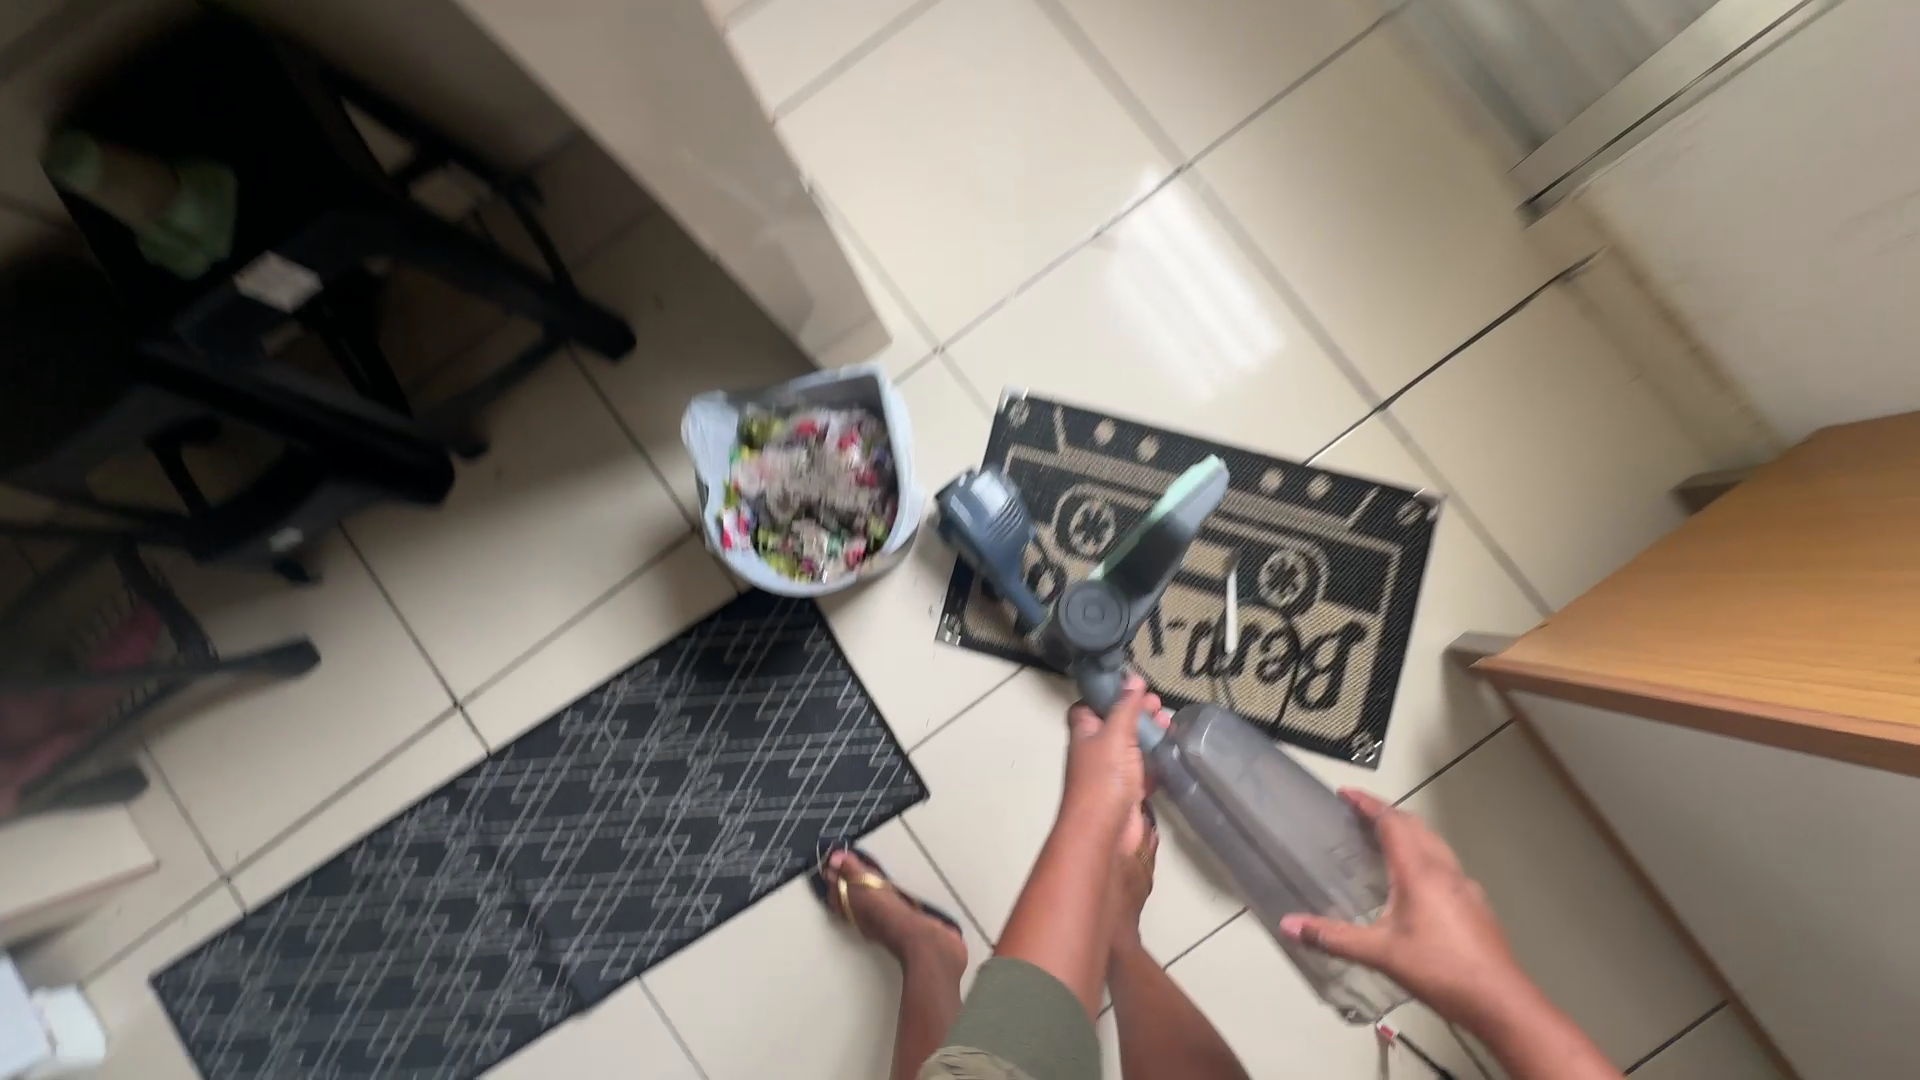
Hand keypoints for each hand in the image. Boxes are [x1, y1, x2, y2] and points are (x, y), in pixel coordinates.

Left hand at [1063, 673, 1168, 850]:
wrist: (1107, 833)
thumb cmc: (1104, 777)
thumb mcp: (1115, 734)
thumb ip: (1125, 707)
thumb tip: (1132, 677)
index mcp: (1084, 732)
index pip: (1090, 705)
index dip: (1108, 694)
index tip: (1132, 686)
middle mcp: (1096, 750)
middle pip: (1115, 724)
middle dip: (1136, 713)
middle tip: (1159, 706)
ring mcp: (1113, 772)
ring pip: (1132, 747)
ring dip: (1149, 735)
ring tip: (1170, 725)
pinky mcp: (1131, 792)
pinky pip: (1145, 771)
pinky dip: (1157, 761)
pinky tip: (1173, 752)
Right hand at [1279, 789, 1534, 1029]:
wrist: (1503, 1004)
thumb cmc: (1440, 970)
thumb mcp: (1380, 954)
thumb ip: (1333, 937)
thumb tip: (1288, 925)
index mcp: (1418, 872)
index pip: (1391, 822)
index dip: (1367, 803)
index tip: (1345, 793)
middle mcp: (1444, 870)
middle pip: (1415, 825)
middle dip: (1386, 811)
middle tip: (1359, 811)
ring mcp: (1465, 887)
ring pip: (1434, 843)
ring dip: (1408, 830)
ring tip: (1383, 837)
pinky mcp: (1477, 904)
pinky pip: (1445, 863)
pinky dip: (1424, 853)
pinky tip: (1416, 879)